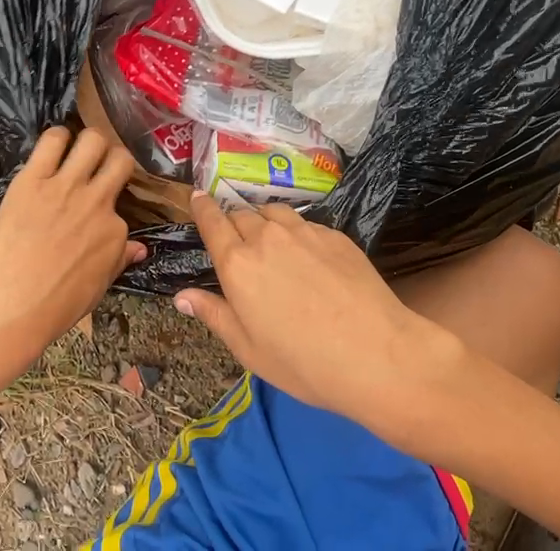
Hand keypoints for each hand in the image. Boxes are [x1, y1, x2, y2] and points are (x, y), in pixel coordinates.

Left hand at [0, 128, 144, 365]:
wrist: (14, 300)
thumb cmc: (56, 304)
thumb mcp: (98, 287)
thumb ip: (119, 260)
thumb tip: (140, 248)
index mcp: (115, 231)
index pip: (122, 207)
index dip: (110, 207)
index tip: (98, 211)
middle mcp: (97, 201)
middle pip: (119, 159)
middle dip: (113, 157)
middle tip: (100, 164)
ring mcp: (66, 186)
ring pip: (91, 141)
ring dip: (89, 140)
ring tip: (79, 148)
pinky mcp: (34, 178)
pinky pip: (52, 141)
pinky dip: (57, 136)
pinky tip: (55, 143)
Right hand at [174, 190, 469, 430]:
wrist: (378, 355)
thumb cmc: (304, 362)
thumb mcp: (249, 350)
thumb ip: (214, 315)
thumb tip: (181, 296)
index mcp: (237, 264)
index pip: (212, 221)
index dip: (202, 207)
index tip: (197, 196)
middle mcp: (266, 237)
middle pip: (241, 213)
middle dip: (233, 221)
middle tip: (237, 240)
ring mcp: (304, 232)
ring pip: (274, 212)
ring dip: (265, 221)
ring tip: (271, 241)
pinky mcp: (336, 236)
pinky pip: (306, 223)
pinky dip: (297, 232)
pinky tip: (309, 258)